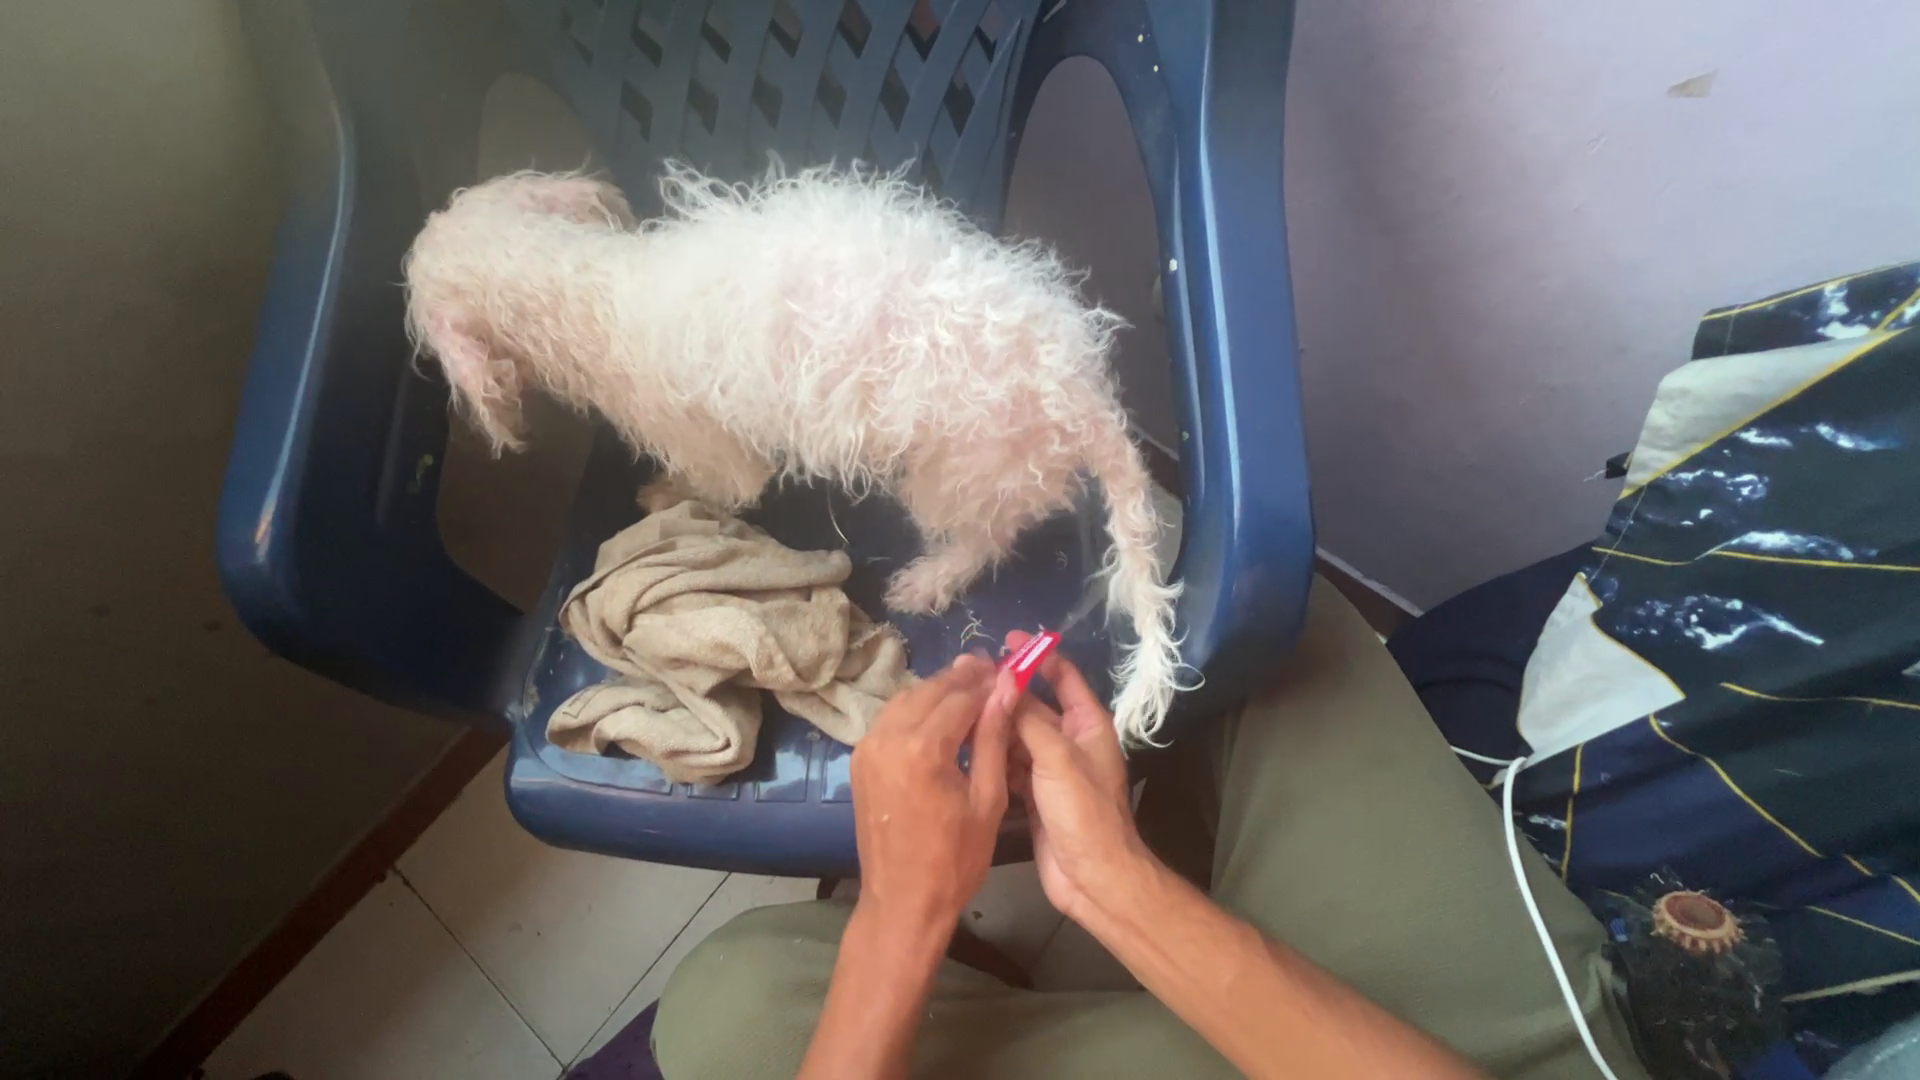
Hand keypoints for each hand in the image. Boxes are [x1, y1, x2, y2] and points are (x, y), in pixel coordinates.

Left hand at [851, 654, 1011, 931]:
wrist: (902, 902)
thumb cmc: (955, 860)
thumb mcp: (988, 799)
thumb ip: (994, 738)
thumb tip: (1008, 688)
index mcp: (923, 749)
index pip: (961, 697)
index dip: (988, 683)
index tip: (1010, 671)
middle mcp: (889, 737)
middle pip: (930, 689)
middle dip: (962, 678)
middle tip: (992, 670)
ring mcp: (868, 746)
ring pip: (907, 697)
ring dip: (938, 689)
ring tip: (971, 688)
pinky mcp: (860, 758)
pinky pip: (891, 717)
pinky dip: (916, 707)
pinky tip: (939, 713)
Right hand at [984, 634, 1148, 922]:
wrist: (1093, 878)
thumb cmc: (1084, 812)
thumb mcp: (1057, 758)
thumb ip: (1030, 720)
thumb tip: (1005, 686)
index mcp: (1088, 724)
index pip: (1063, 677)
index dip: (1039, 657)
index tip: (1009, 641)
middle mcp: (1069, 741)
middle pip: (1034, 705)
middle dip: (1007, 692)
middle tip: (969, 676)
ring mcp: (1051, 768)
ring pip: (1018, 735)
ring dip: (994, 723)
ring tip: (960, 706)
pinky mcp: (1033, 793)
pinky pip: (1009, 763)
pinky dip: (991, 754)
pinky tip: (965, 744)